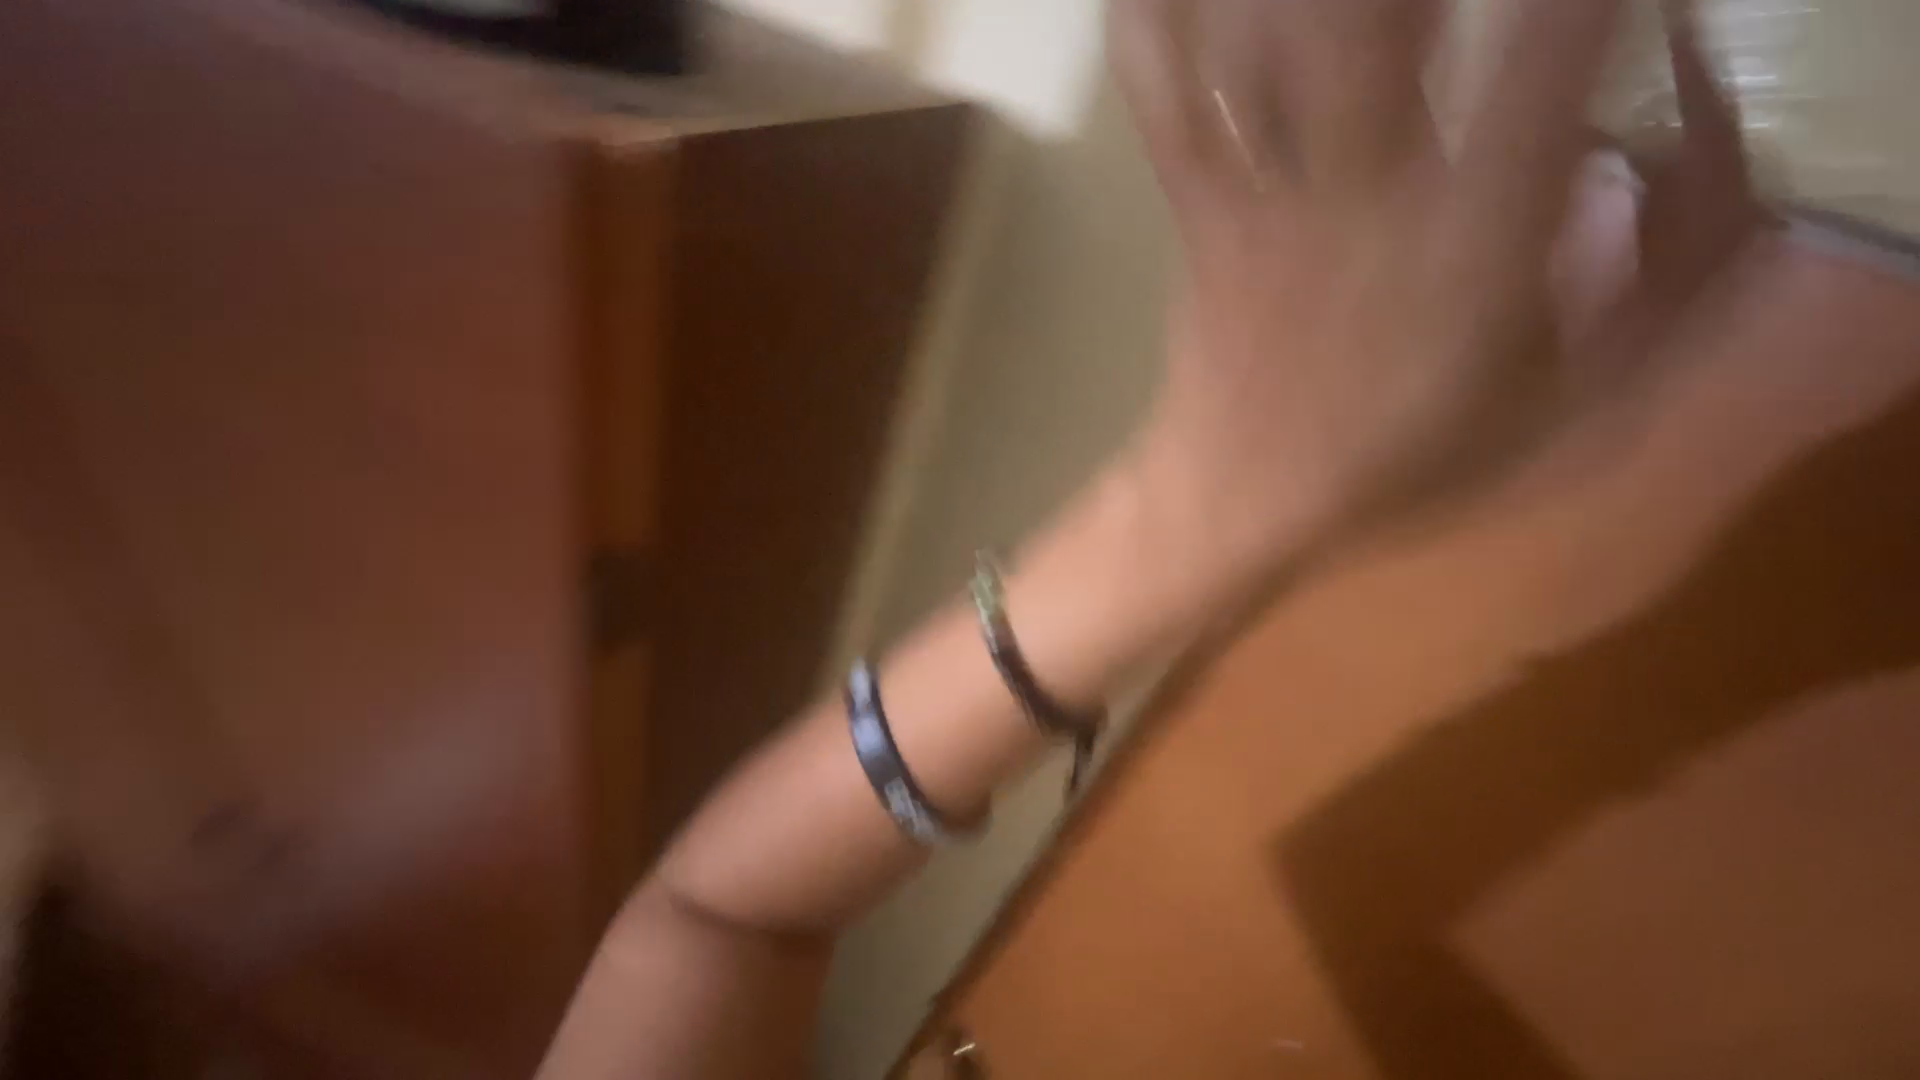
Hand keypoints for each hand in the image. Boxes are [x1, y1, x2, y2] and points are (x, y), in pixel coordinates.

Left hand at [1106, 0, 1768, 599]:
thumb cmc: (1398, 463)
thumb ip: (1636, 286)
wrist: (1244, 498)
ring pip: (1267, 44)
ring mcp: (1269, 196)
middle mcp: (1370, 188)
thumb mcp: (1555, 401)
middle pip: (1382, 13)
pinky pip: (1172, 115)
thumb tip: (1666, 169)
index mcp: (1477, 230)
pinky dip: (1154, 35)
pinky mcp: (1200, 217)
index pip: (1554, 41)